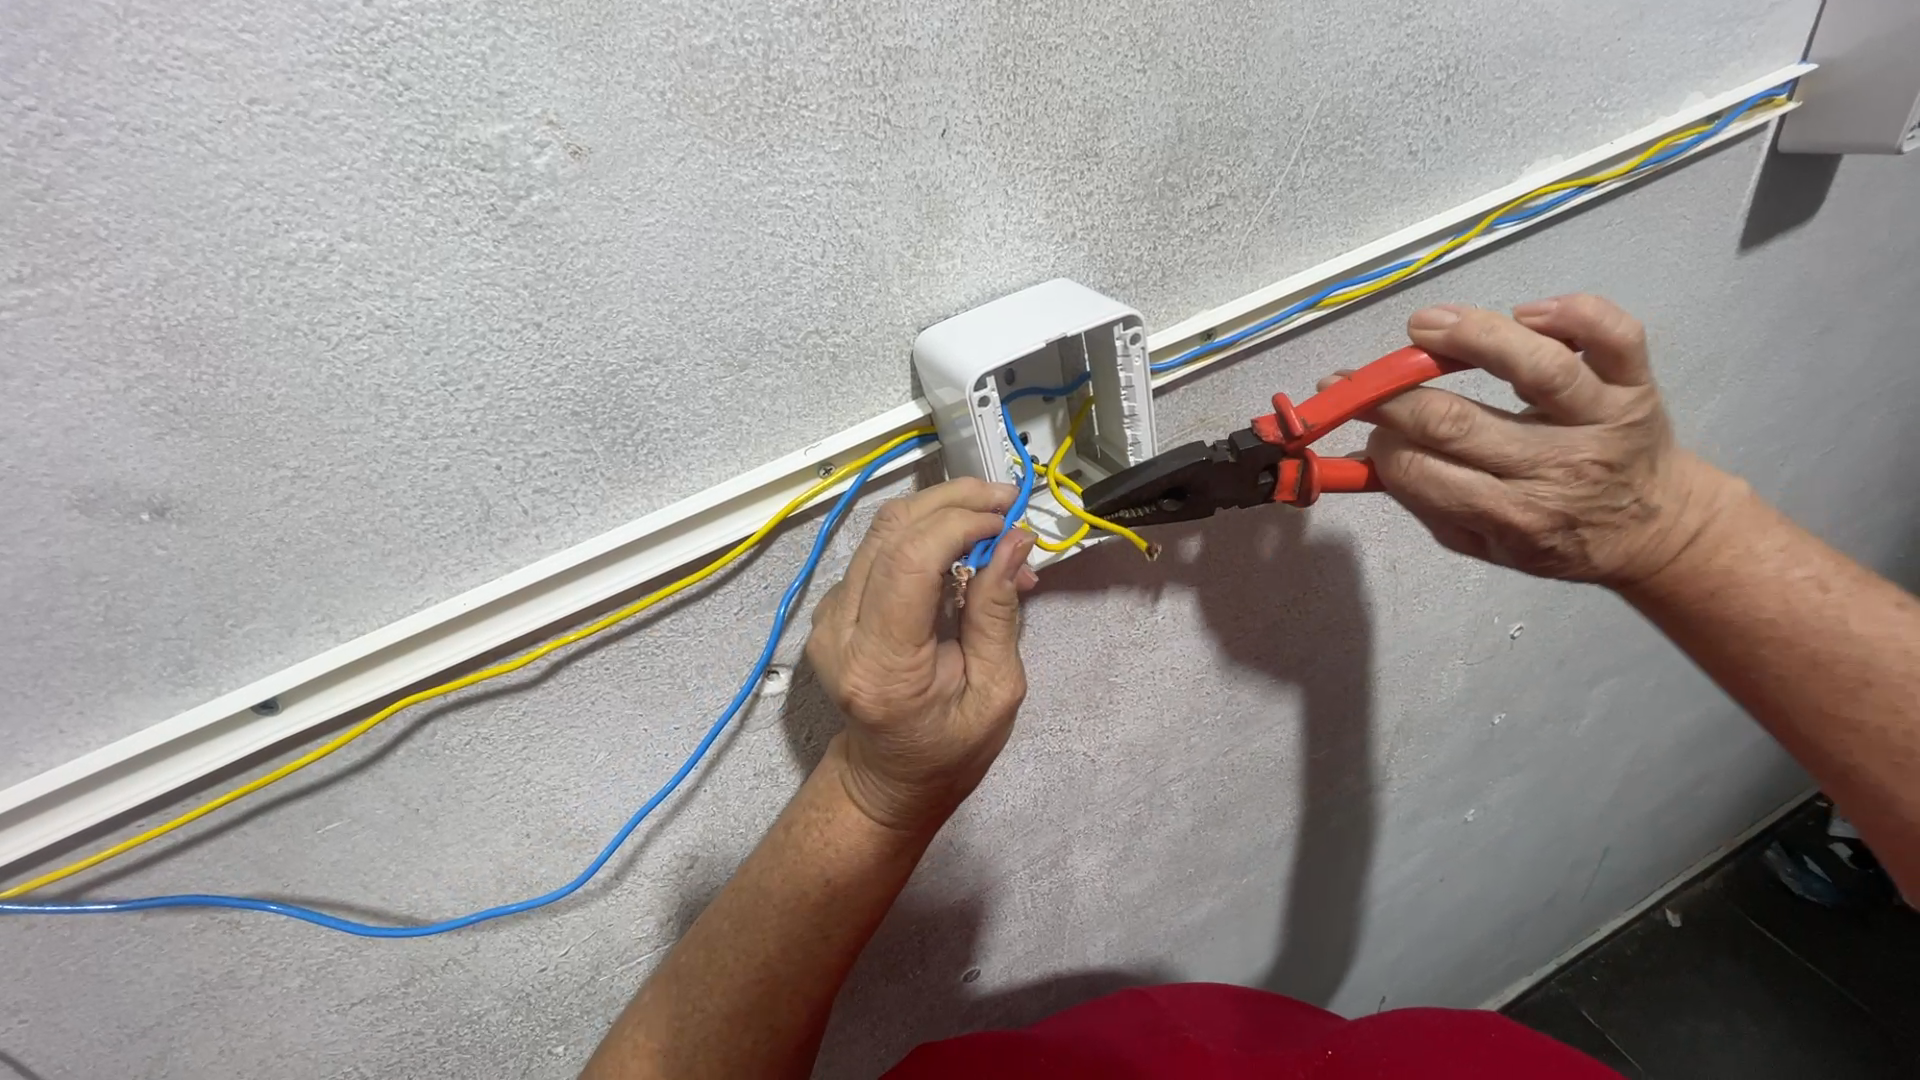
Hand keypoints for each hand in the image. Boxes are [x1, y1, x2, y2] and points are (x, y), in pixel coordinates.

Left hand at [805, 479, 1037, 833]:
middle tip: (1006, 498)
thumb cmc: (951, 747)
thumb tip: (1014, 540)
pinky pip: (880, 550)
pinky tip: (966, 550)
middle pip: (890, 531)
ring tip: (994, 521)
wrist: (888, 775)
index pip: (908, 562)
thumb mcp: (997, 691)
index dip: (960, 524)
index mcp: (882, 665)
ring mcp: (828, 616)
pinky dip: (927, 536)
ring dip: (942, 512)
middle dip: (953, 500)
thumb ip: (998, 613)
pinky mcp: (833, 606)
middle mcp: (840, 632)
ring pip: (882, 530)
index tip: (1008, 519)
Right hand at [1351, 294, 1743, 585]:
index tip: (1366, 430)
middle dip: (1394, 398)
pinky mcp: (1636, 385)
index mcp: (1510, 514)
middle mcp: (1555, 467)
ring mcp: (1600, 421)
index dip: (1382, 445)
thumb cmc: (1550, 537)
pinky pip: (1614, 337)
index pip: (1422, 472)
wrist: (1654, 528)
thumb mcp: (1476, 543)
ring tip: (1421, 325)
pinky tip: (1525, 313)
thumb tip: (1372, 447)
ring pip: (1537, 367)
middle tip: (1362, 383)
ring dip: (1469, 337)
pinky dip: (1571, 314)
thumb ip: (1423, 499)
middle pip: (1457, 421)